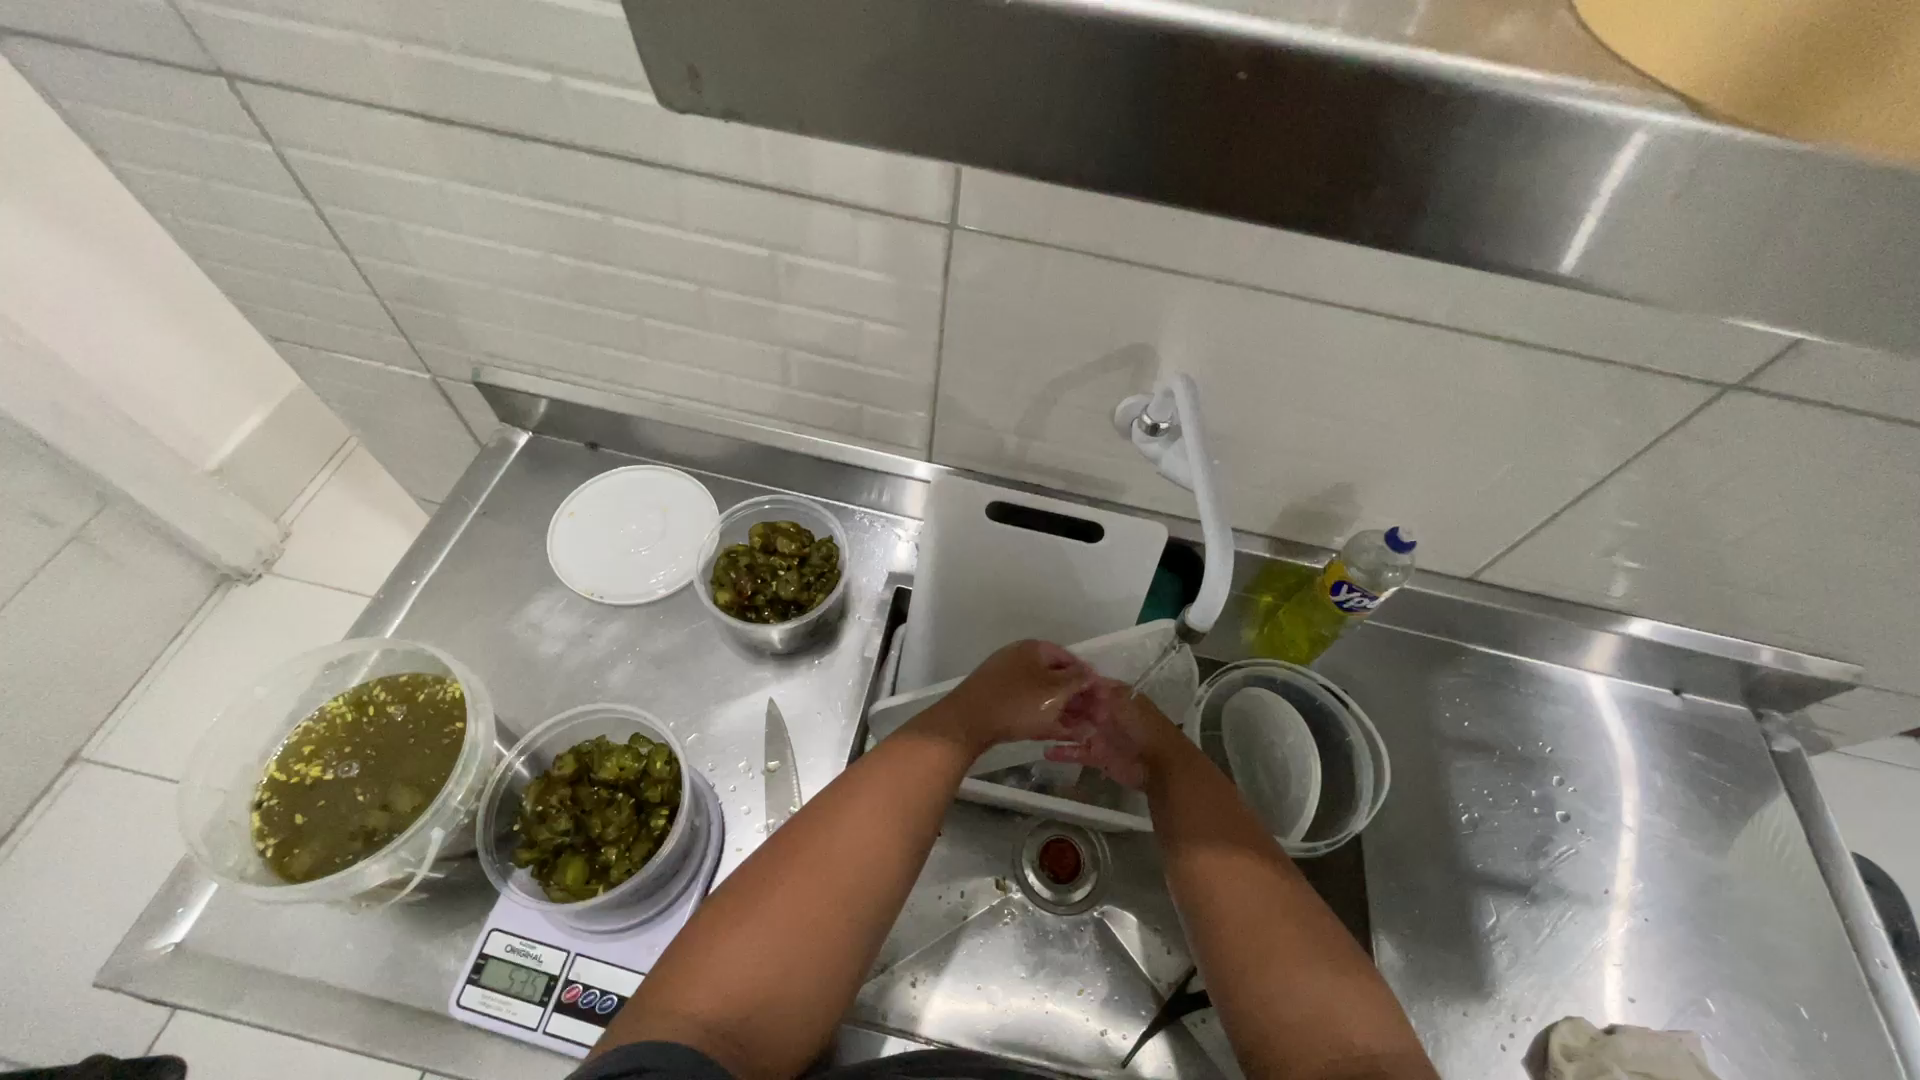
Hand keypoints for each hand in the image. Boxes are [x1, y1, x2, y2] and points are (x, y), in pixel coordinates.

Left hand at [920, 640, 1096, 751]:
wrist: (967, 722)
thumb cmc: (1017, 702)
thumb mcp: (1055, 690)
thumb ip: (1077, 679)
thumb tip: (1090, 672)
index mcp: (1034, 649)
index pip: (1069, 658)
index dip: (1088, 678)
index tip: (1101, 699)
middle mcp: (1020, 660)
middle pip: (1056, 678)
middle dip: (1077, 699)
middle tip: (1094, 719)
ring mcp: (1007, 681)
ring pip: (1043, 696)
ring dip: (1064, 712)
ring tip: (1081, 731)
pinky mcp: (998, 701)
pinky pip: (1028, 707)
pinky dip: (1044, 718)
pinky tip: (1058, 735)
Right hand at [1043, 678, 1185, 788]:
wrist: (1160, 766)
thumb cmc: (1144, 729)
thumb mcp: (1126, 702)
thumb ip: (1104, 689)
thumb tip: (1083, 675)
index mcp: (1115, 698)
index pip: (1089, 687)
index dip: (1072, 684)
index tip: (1050, 679)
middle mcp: (1106, 714)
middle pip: (1079, 707)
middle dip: (1060, 705)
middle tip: (1036, 703)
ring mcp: (1101, 736)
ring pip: (1074, 729)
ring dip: (1058, 727)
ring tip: (1036, 725)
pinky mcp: (1097, 756)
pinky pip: (1077, 752)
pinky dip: (1063, 752)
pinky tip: (1046, 752)